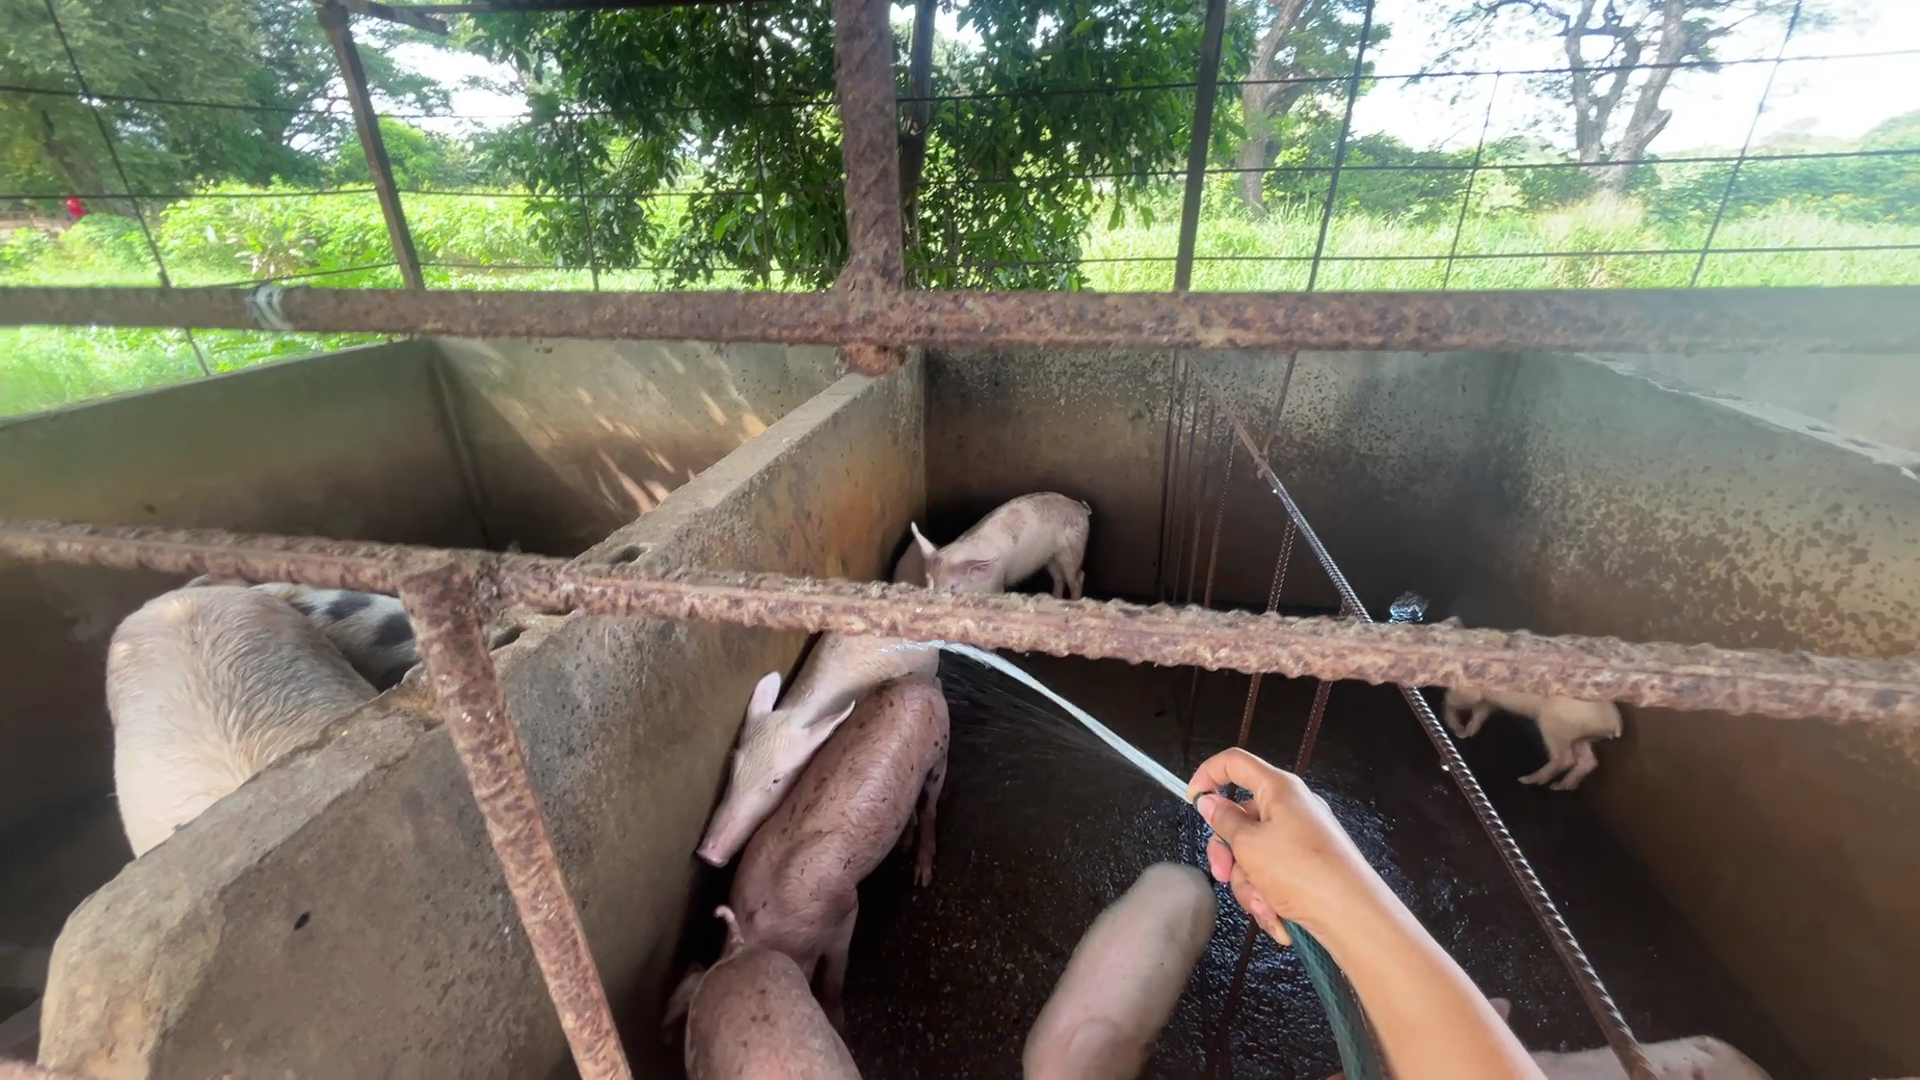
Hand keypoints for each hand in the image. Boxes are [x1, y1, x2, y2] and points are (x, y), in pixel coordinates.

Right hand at [1186, 748, 1379, 944]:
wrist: (1356, 920)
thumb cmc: (1298, 871)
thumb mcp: (1248, 844)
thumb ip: (1223, 820)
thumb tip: (1209, 801)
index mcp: (1278, 789)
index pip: (1234, 763)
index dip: (1208, 774)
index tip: (1192, 800)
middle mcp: (1292, 807)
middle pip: (1241, 817)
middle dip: (1228, 850)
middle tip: (1222, 873)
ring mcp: (1303, 839)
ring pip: (1254, 852)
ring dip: (1249, 881)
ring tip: (1262, 906)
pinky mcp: (1311, 867)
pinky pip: (1275, 873)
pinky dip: (1270, 895)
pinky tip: (1278, 918)